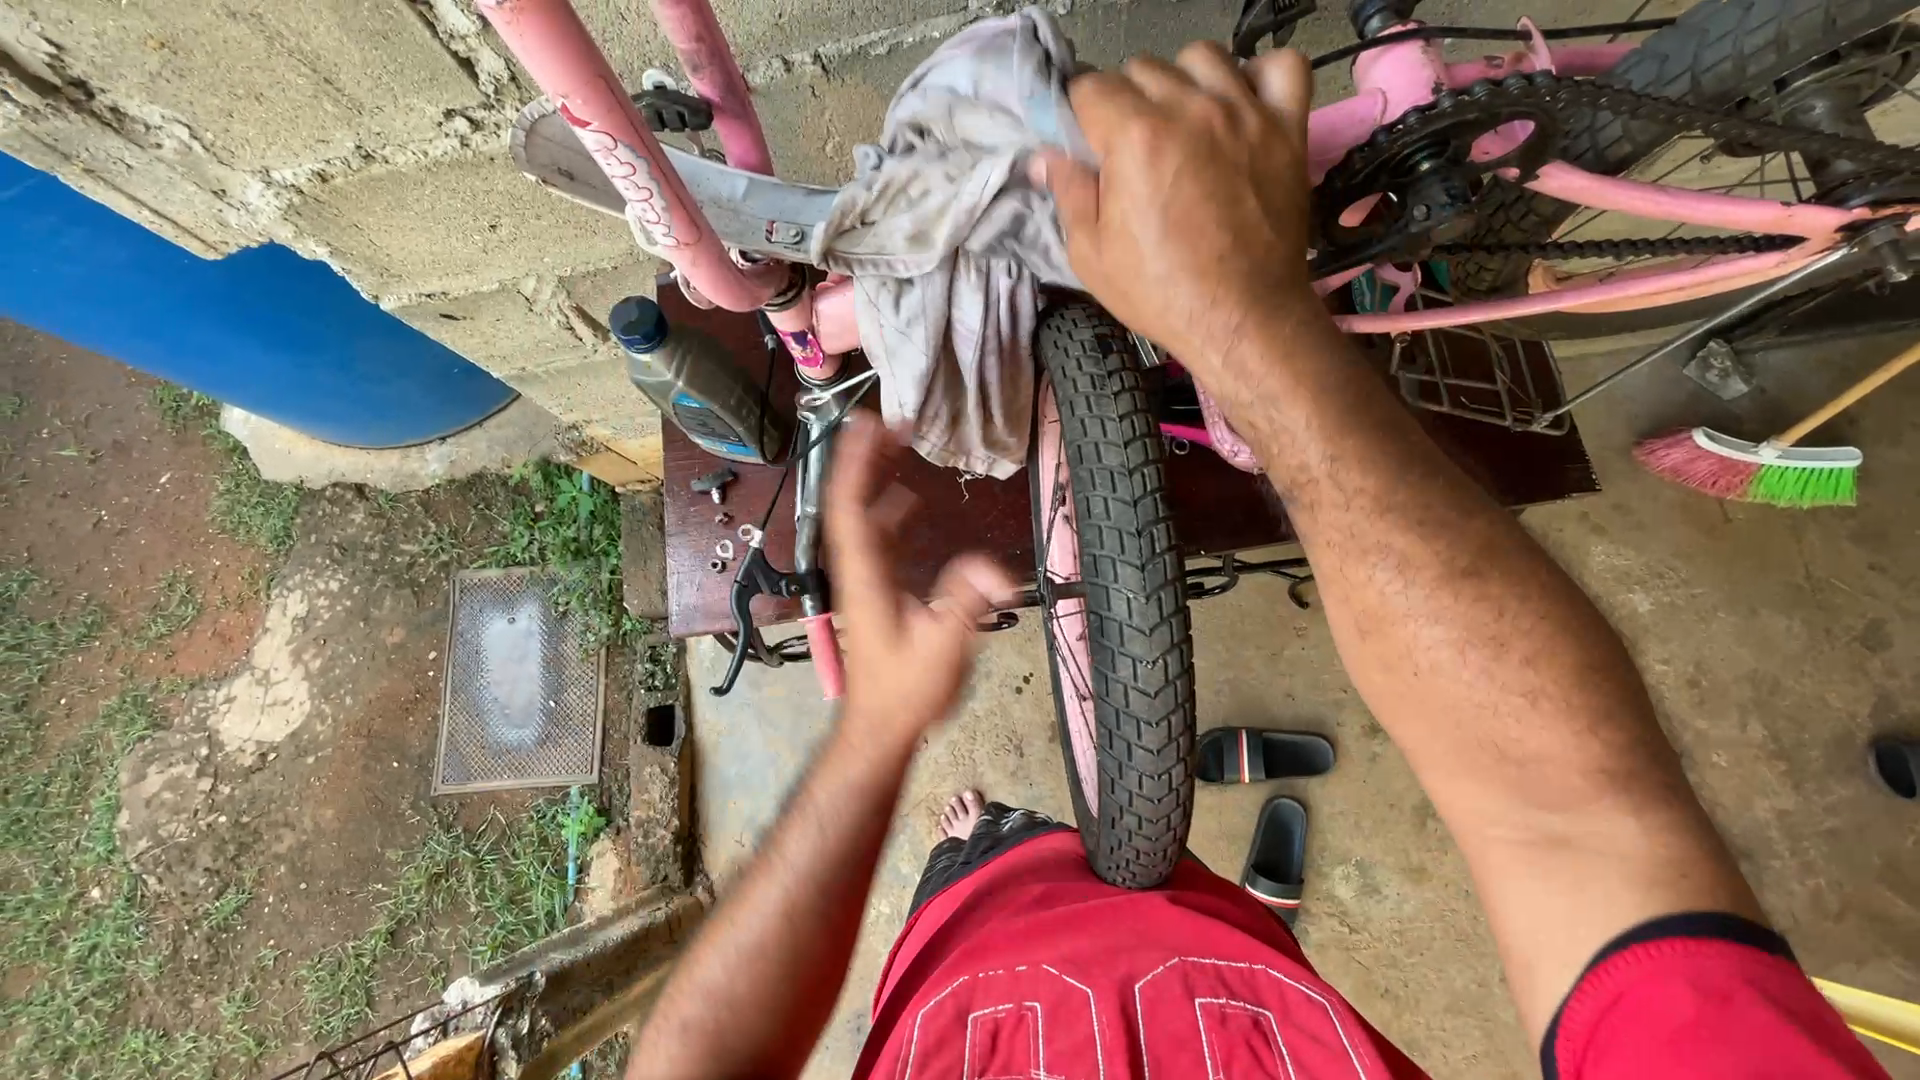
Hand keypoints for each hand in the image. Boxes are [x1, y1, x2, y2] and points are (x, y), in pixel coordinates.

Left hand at [826, 412, 1017, 750]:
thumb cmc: (906, 692)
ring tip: (895, 448)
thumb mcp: (942, 650)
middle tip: (885, 423)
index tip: (867, 427)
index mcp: (866, 576)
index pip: (851, 509)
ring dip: (875, 482)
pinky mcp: (877, 591)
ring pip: (864, 519)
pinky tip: (909, 502)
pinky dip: (889, 511)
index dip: (856, 465)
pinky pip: (878, 538)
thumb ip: (966, 606)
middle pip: (853, 504)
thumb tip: (997, 571)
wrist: (881, 726)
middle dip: (865, 461)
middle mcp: (859, 570)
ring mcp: (866, 580)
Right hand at [1034, 44, 1319, 376]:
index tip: (1085, 144)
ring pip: (1204, 57)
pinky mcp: (1286, 127)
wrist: (1240, 318)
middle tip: (1129, 149)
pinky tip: (1239, 107)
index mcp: (1136, 138)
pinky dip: (1258, 76)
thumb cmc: (1163, 294)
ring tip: (1180, 124)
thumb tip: (1048, 158)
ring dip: (1182, 82)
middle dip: (1126, 101)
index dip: (1080, 117)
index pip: (1091, 88)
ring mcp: (1244, 113)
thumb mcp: (1092, 256)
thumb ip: (1069, 195)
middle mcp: (1191, 110)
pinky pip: (1279, 66)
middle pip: (1143, 68)